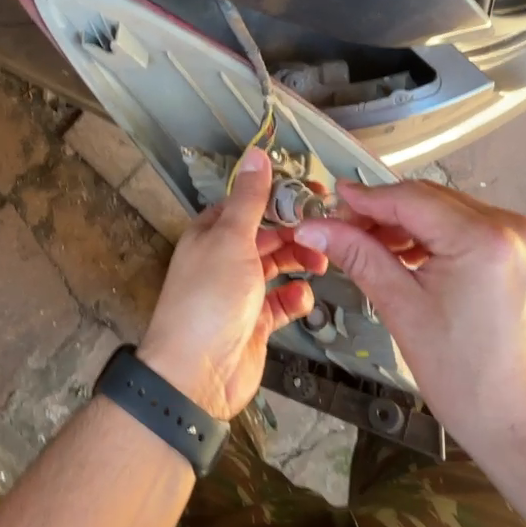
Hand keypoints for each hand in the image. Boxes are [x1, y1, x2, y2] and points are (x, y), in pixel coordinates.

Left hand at [137, 148, 327, 419]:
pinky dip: (294, 299)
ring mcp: (239, 292)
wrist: (196, 373)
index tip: (316, 193)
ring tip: (322, 263)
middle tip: (329, 231)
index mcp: (211, 233)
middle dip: (296, 232)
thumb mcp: (231, 239)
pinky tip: (304, 298)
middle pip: (266, 235)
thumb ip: (249, 200)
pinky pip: (280, 303)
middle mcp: (223, 258)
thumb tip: (256, 153)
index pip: (248, 204)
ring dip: (299, 262)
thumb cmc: (210, 299)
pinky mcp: (254, 323)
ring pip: (276, 267)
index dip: (280, 196)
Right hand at [293, 180, 525, 456]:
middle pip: (428, 200)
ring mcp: (520, 238)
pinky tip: (402, 255)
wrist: (518, 420)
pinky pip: (463, 227)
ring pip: (444, 211)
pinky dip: (430, 236)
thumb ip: (357, 255)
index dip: (365, 199)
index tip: (330, 203)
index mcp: (484, 239)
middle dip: (381, 212)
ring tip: (366, 246)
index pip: (410, 199)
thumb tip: (314, 227)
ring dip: (403, 223)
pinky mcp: (519, 252)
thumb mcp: (401, 307)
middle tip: (340, 230)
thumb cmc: (464, 375)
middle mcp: (510, 228)